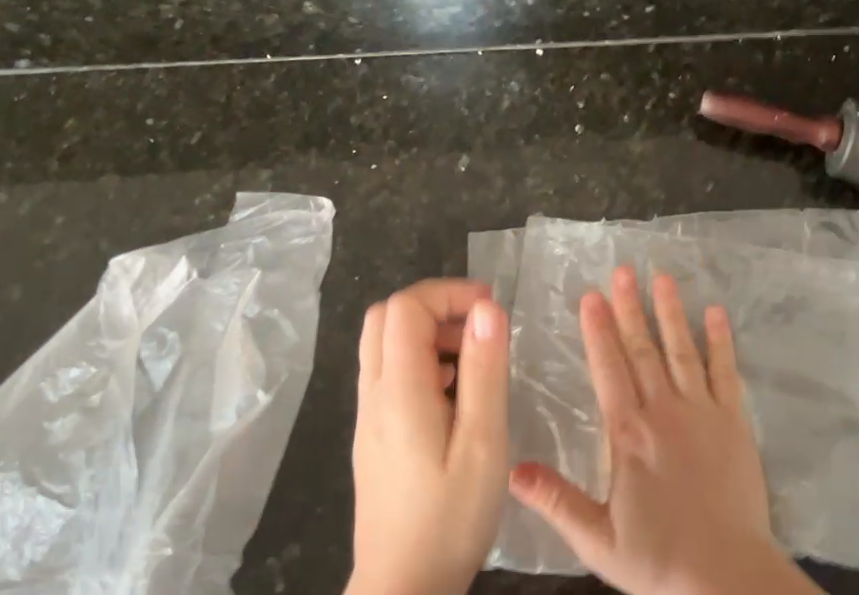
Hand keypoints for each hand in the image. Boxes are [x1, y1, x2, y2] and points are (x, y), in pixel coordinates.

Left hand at [347, 280, 508, 594]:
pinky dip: (420, 364)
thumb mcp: (483, 443)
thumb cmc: (450, 518)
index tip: (491, 308)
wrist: (403, 588)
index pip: (406, 307)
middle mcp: (373, 396)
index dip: (448, 293)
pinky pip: (388, 375)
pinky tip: (455, 399)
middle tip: (479, 330)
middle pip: (386, 318)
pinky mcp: (373, 437)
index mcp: (399, 391)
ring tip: (474, 364)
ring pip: (384, 346)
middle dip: (435, 308)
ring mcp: (368, 418)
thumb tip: (487, 308)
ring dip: (428, 336)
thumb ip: (484, 371)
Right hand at [507, 267, 820, 594]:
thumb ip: (555, 500)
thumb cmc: (657, 559)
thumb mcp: (595, 539)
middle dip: (630, 308)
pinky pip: (726, 372)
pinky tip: (716, 312)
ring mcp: (703, 412)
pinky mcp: (734, 422)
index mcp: (628, 434)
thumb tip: (511, 469)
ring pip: (682, 351)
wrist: (726, 575)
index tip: (591, 296)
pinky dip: (720, 341)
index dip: (599, 331)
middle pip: (643, 350)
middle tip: (622, 270)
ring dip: (671, 312)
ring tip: (662, 277)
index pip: (609, 369)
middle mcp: (664, 411)